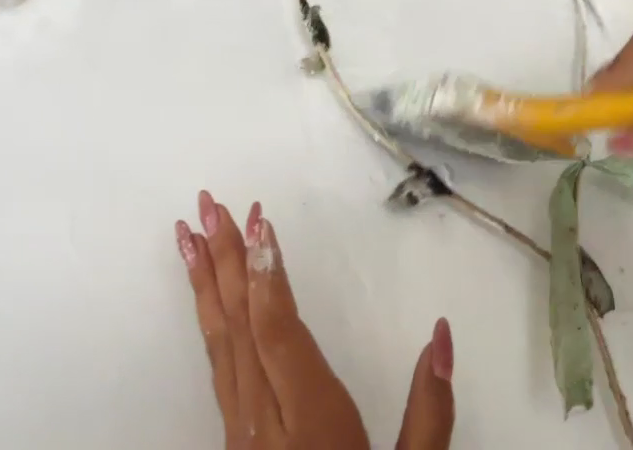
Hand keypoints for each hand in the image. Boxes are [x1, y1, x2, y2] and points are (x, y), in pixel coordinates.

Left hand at [177, 191, 454, 449]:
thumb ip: (430, 411)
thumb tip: (442, 334)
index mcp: (311, 425)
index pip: (279, 338)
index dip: (268, 279)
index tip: (261, 224)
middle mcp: (265, 420)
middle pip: (240, 329)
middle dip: (227, 260)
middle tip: (210, 205)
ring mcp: (241, 428)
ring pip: (218, 342)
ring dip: (206, 281)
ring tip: (190, 231)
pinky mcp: (234, 432)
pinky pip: (217, 361)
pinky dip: (207, 315)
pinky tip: (207, 290)